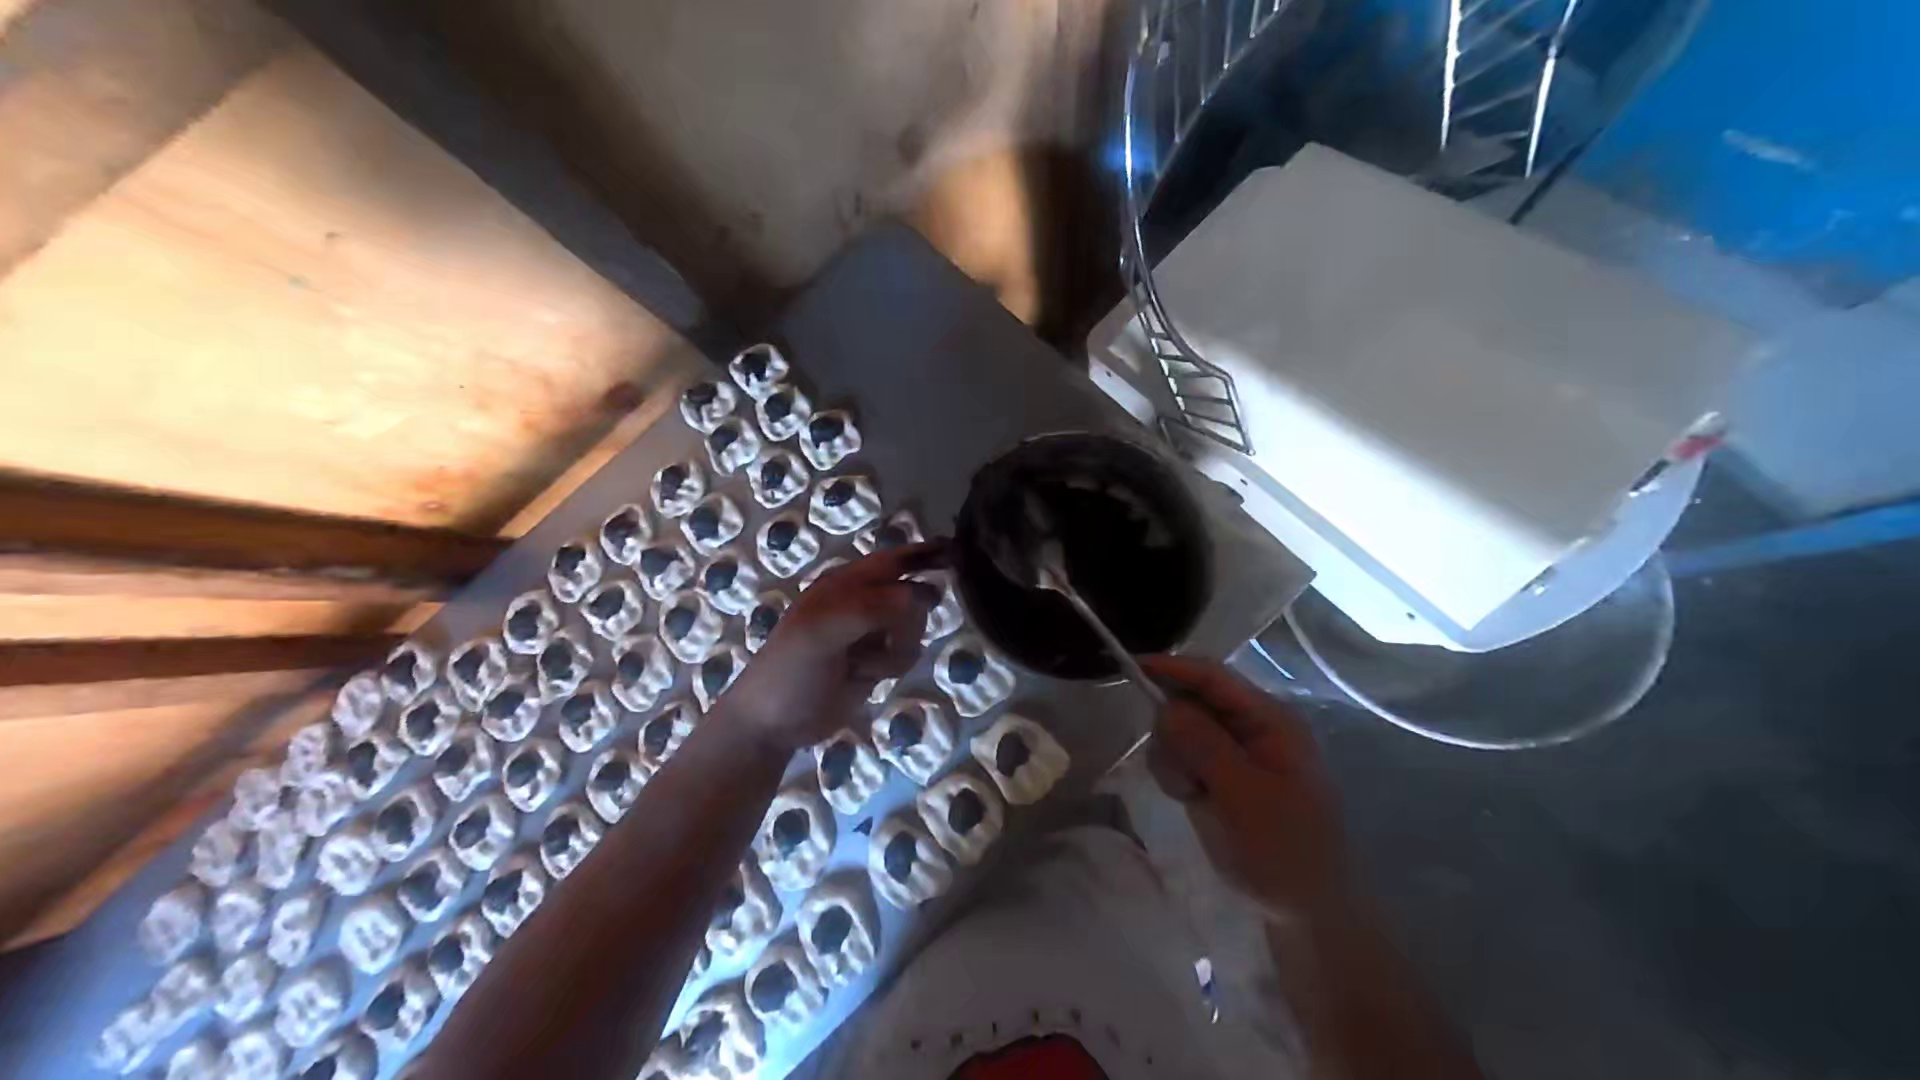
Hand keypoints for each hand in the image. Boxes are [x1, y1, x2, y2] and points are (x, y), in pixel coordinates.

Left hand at [720, 543, 944, 753]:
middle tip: (890, 637)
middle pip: (911, 595)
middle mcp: (860, 603)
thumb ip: (869, 609)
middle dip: (908, 618)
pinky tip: (864, 676)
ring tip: (863, 663)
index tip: (957, 554)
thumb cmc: (790, 670)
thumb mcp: (820, 633)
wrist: (772, 723)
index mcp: (843, 585)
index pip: (892, 560)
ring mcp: (869, 633)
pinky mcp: (875, 662)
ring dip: (896, 648)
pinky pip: (905, 654)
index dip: (923, 554)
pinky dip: (891, 666)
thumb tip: (920, 595)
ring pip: (912, 628)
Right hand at [1143, 655, 1349, 918]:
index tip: (1133, 667)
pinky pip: (1181, 754)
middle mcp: (1251, 727)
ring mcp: (1233, 751)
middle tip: (1180, 768)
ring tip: (1190, 791)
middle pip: (1191, 699)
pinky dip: (1176, 772)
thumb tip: (1165, 706)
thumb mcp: (1244, 796)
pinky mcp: (1218, 773)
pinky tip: (1190, 797)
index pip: (1214, 677)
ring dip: (1173, 755)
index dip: (1174, 668)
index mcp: (1270, 720)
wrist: (1304, 911)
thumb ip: (1204, 745)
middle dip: (1174, 727)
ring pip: (1180, 728)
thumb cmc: (1283, 849)